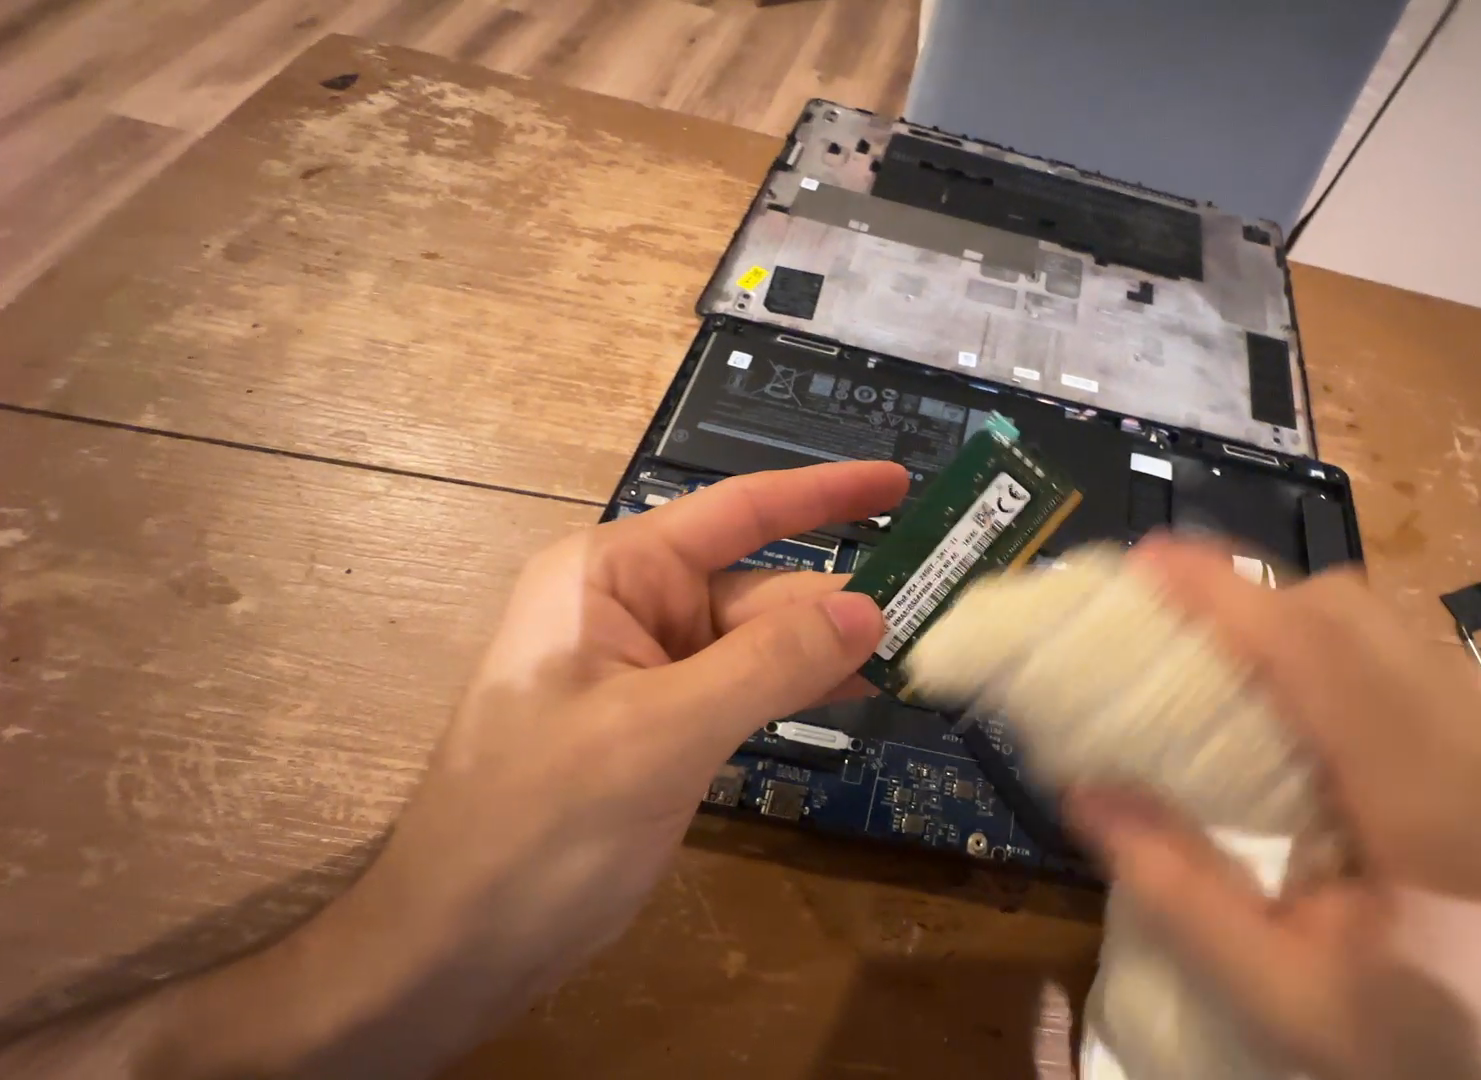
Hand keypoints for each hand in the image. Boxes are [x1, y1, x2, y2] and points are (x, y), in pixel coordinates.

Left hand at [70, 462, 908, 1079]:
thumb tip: (871, 611)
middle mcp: (640, 606)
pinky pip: (757, 685)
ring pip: (769, 639)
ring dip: (835, 647)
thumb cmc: (536, 825)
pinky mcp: (675, 718)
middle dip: (844, 596)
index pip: (739, 513)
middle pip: (766, 585)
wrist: (458, 948)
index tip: (899, 481)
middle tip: (942, 603)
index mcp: (616, 575)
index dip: (825, 492)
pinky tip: (865, 691)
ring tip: (921, 649)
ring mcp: (660, 666)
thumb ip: (770, 664)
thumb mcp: (659, 732)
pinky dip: (808, 686)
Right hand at [1063, 542, 1480, 1079]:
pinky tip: (1340, 748)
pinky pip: (1440, 678)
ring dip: (1309, 636)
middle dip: (1257, 603)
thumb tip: (1089, 793)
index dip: (1226, 591)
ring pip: (1403, 638)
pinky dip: (1364, 674)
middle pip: (1358, 616)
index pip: (1318, 649)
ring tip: (1245, 685)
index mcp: (1446, 807)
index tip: (1149, 558)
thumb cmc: (1465, 1069)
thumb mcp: (1299, 1007)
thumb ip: (1185, 894)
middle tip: (1181, 634)